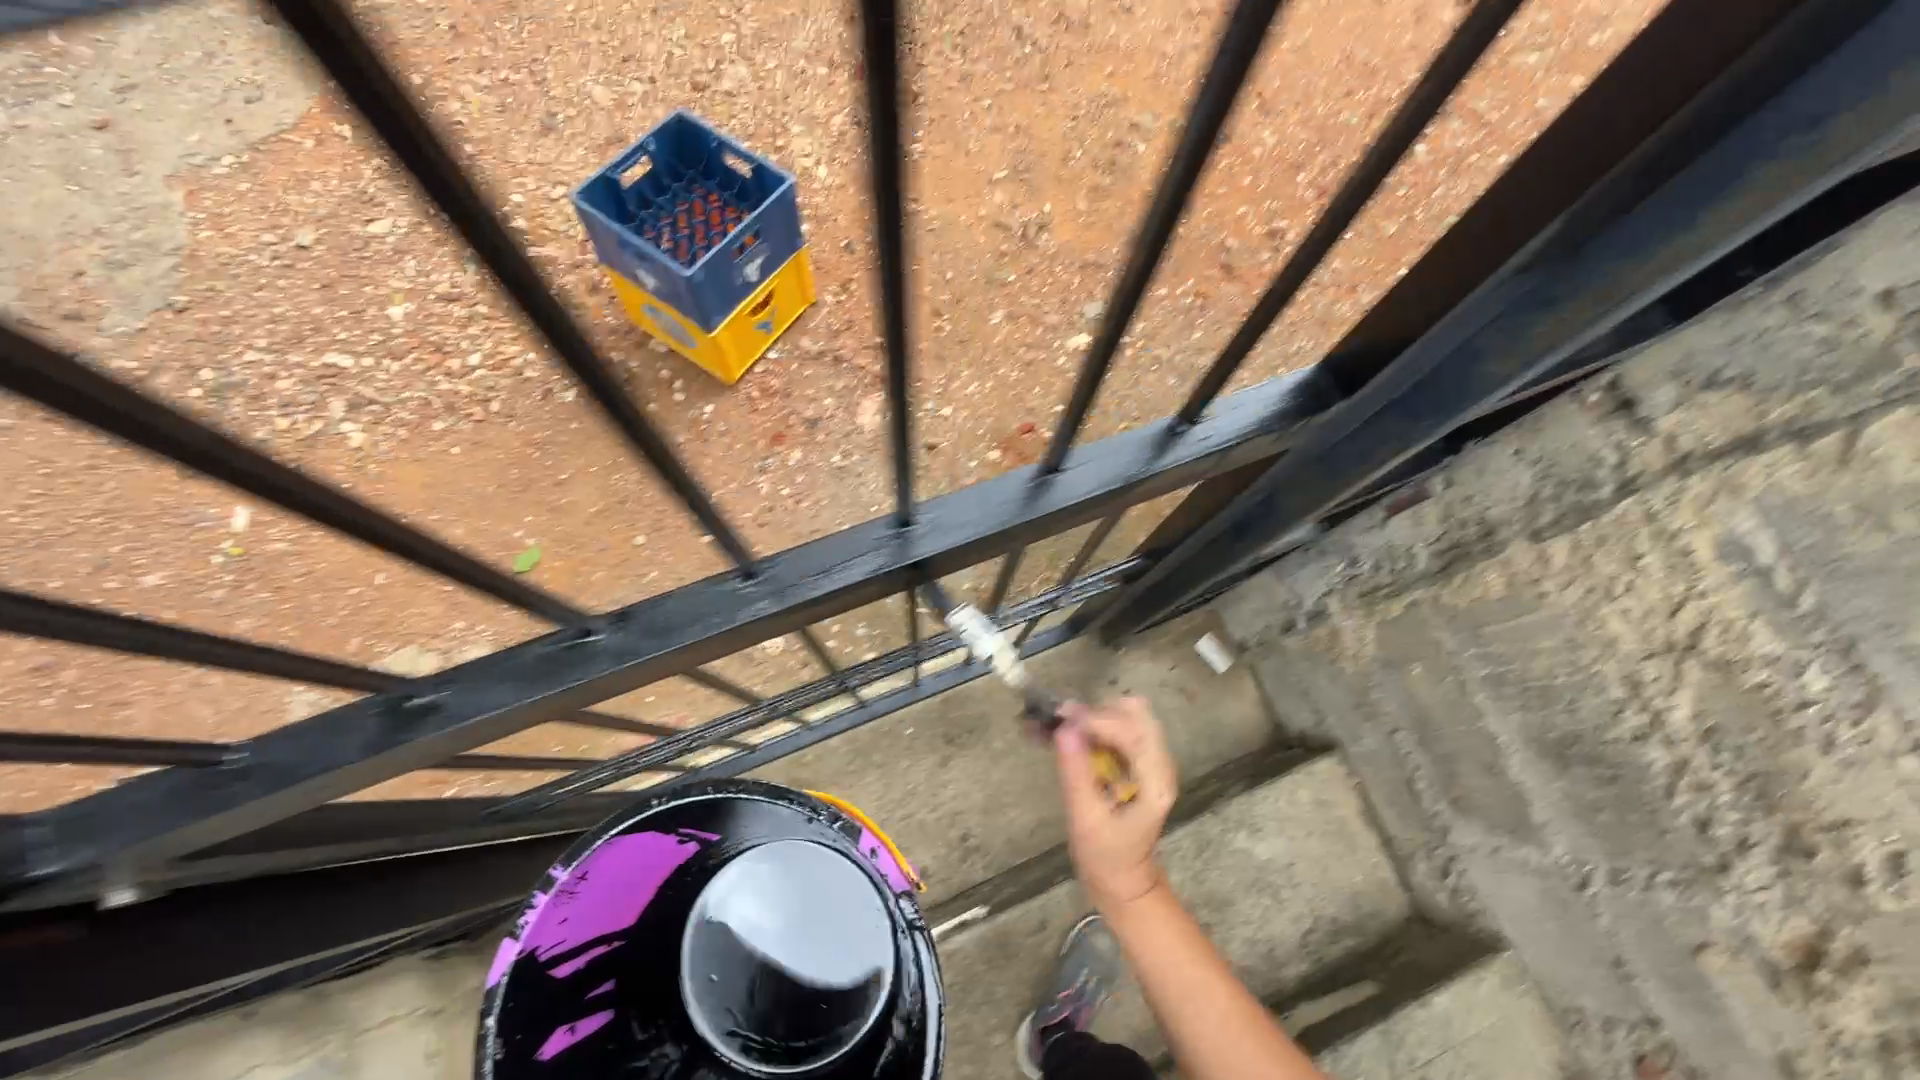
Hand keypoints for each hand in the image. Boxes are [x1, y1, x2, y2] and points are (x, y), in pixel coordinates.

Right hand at [1053, 696, 1177, 910]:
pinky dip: (1093, 726)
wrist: (1122, 879)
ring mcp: (1151, 761)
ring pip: (1126, 716)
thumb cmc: (1105, 856)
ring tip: (1058, 728)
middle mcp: (1160, 764)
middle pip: (1135, 714)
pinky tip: (1064, 734)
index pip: (1134, 732)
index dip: (1098, 719)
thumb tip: (1064, 729)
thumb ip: (1075, 773)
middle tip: (1059, 724)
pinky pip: (1119, 729)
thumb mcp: (1085, 819)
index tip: (1062, 720)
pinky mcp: (1138, 762)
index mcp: (1155, 782)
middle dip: (1096, 713)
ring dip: (1093, 717)